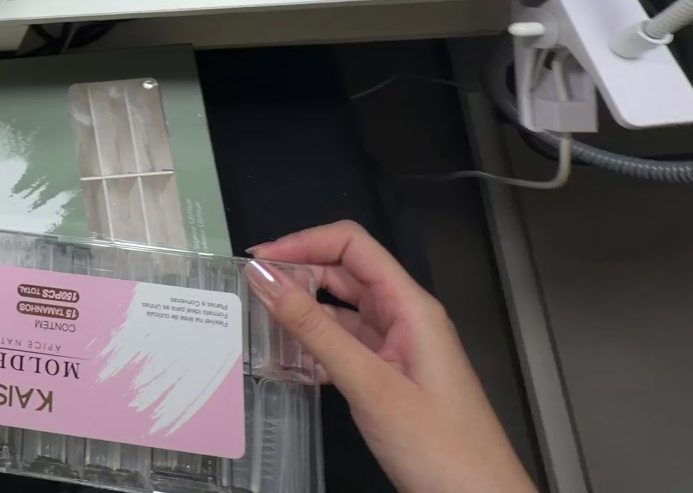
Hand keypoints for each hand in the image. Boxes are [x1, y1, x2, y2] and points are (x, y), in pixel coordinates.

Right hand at [246, 222, 536, 492]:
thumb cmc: (440, 449)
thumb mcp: (369, 384)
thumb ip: (312, 327)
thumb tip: (261, 274)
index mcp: (410, 306)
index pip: (351, 245)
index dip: (303, 243)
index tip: (260, 262)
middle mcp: (405, 317)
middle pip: (343, 271)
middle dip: (297, 273)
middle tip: (252, 291)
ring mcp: (399, 347)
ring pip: (340, 308)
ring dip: (302, 309)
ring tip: (262, 322)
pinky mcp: (390, 375)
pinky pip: (344, 341)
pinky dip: (313, 342)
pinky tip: (288, 359)